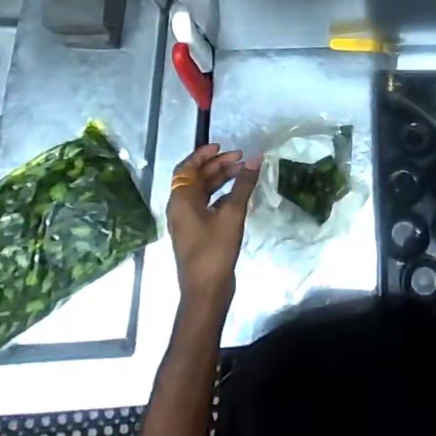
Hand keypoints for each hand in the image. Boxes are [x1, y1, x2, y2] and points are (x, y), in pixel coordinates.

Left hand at [165, 144, 259, 301]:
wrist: (206, 289)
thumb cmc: (214, 250)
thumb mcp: (232, 214)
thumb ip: (243, 185)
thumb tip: (255, 159)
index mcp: (181, 200)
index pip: (186, 168)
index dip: (203, 155)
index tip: (222, 146)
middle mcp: (180, 208)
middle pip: (195, 178)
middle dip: (217, 166)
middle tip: (241, 158)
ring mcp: (188, 222)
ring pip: (202, 192)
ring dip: (220, 180)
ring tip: (242, 172)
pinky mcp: (197, 232)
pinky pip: (207, 205)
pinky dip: (221, 195)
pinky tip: (238, 195)